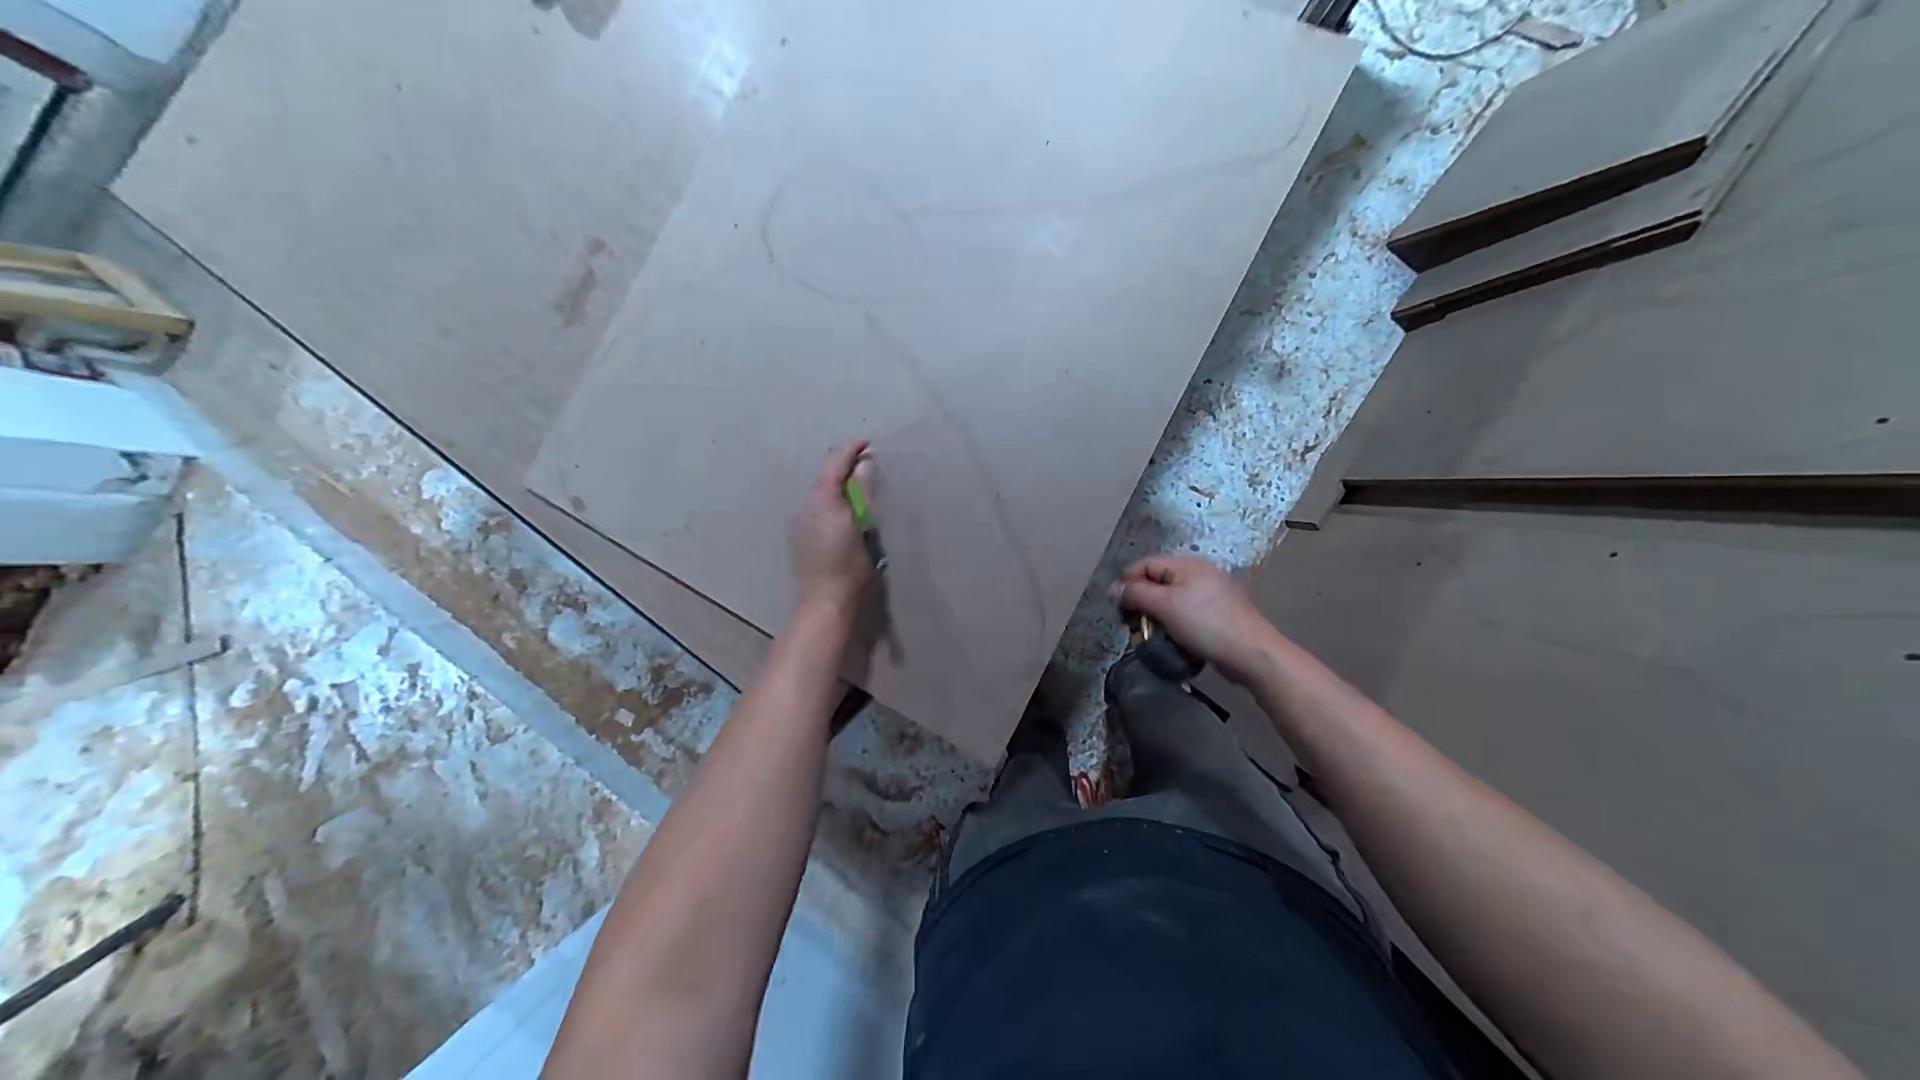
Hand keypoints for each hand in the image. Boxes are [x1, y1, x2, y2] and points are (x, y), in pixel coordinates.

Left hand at [790, 440, 875, 616]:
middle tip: (870, 472)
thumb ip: (863, 491)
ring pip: (821, 492)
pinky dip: (831, 504)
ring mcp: (799, 521)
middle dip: (847, 469)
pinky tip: (844, 520)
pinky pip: (816, 508)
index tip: (869, 446)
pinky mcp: (799, 537)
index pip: (836, 460)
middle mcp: (806, 503)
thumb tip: (865, 463)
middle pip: (827, 475)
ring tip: (860, 498)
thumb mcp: (864, 526)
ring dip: (839, 488)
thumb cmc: (851, 566)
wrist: (825, 604)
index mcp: (823, 497)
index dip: (853, 449)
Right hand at [1114, 555, 1278, 683]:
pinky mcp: (1216, 613)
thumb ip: (1136, 594)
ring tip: (1150, 634)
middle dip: (1140, 602)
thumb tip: (1114, 588)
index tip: (1117, 609)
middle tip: (1132, 624)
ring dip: (1156, 616)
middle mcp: (1198, 573)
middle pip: (1156, 581)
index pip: (1144, 565)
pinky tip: (1172, 638)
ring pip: (1170, 599)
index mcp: (1186, 564)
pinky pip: (1185, 612)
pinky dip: (1173, 623)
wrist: (1251, 653)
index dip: (1127, 584)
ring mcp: (1209, 593)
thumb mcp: (1165, 606)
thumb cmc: (1205, 624)